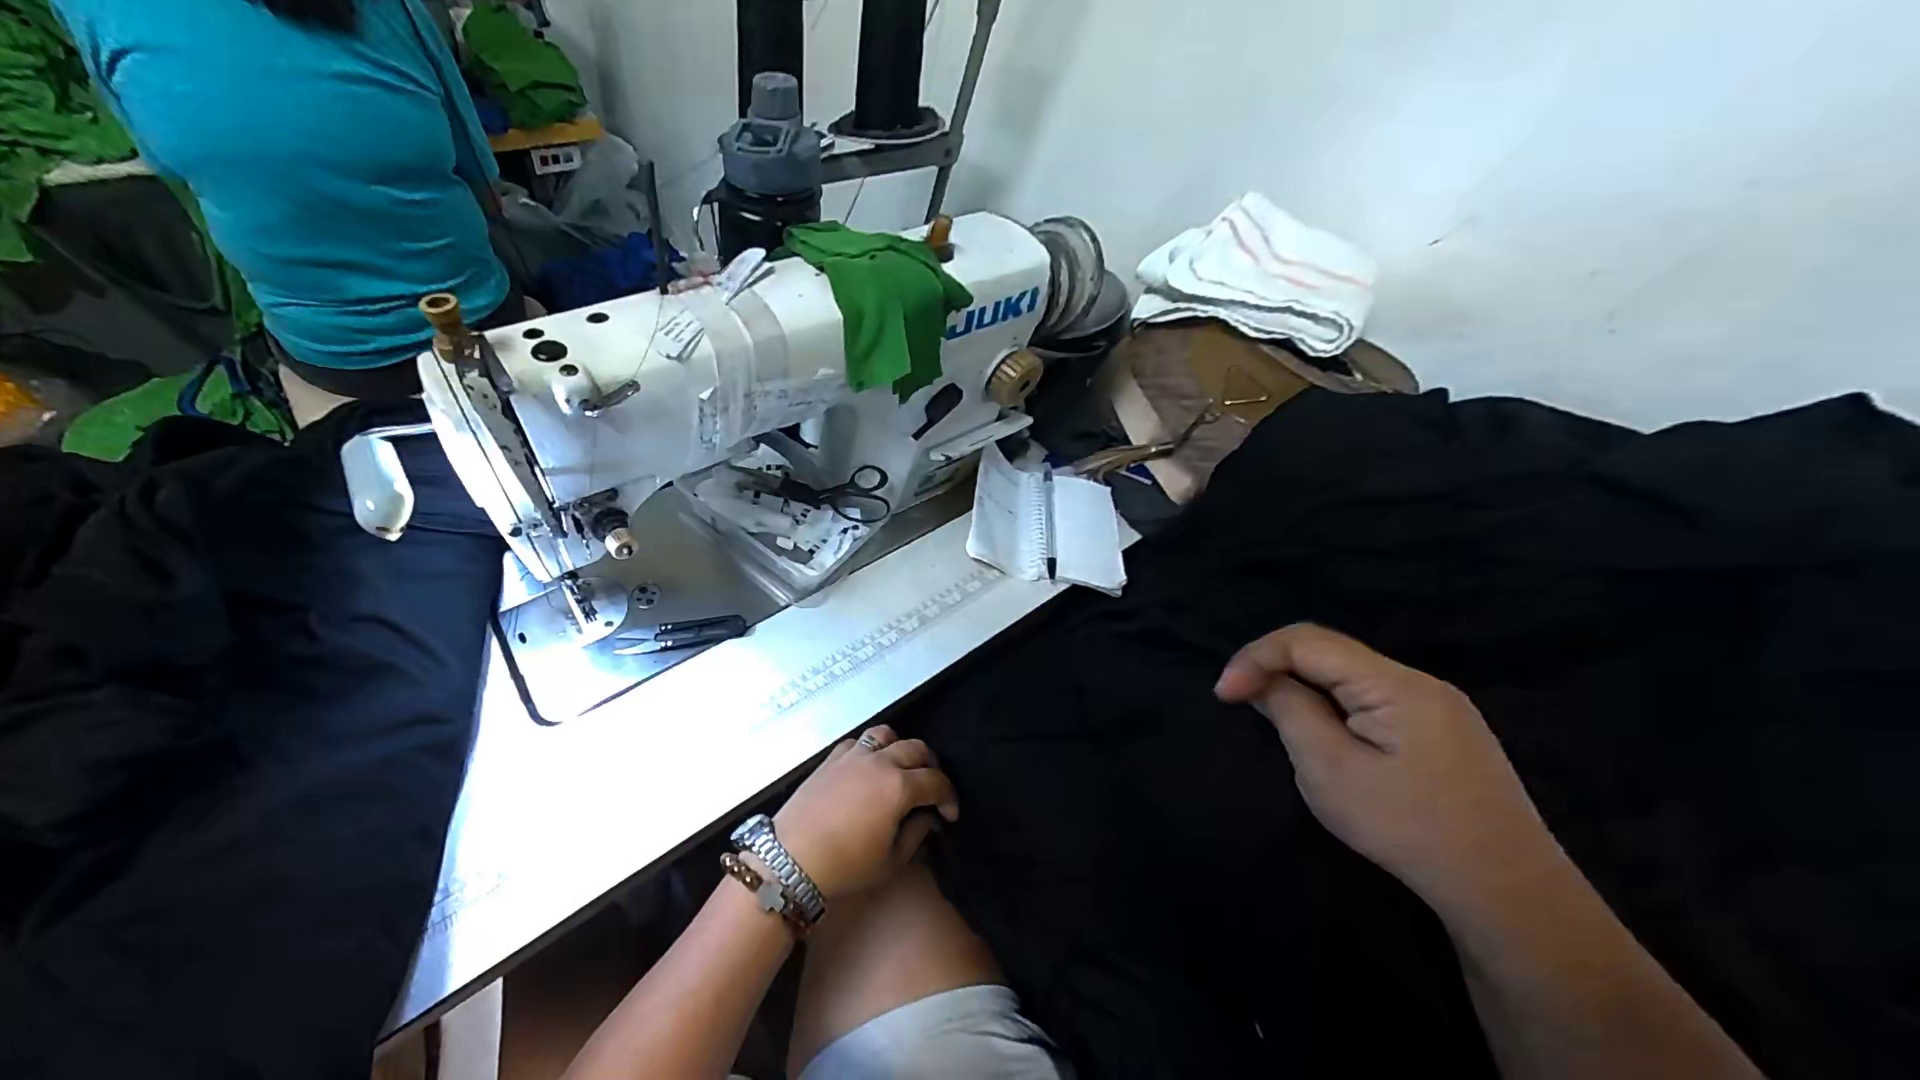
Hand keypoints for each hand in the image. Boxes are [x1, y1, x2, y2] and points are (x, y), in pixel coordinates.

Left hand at [774, 725, 959, 900]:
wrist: (791, 858)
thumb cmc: (845, 865)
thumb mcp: (891, 861)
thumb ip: (917, 833)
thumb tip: (928, 818)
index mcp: (900, 787)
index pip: (937, 782)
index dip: (949, 797)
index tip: (949, 815)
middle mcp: (880, 762)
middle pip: (917, 749)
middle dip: (931, 768)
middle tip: (930, 790)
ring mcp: (854, 756)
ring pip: (886, 734)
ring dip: (900, 748)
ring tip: (900, 768)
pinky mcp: (831, 758)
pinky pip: (857, 742)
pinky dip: (869, 749)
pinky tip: (866, 768)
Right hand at [1214, 624, 1565, 911]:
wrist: (1506, 891)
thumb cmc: (1407, 829)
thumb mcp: (1330, 770)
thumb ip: (1290, 711)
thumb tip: (1265, 682)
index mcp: (1395, 684)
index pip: (1307, 641)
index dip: (1256, 658)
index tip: (1223, 695)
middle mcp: (1420, 681)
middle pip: (1330, 652)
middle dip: (1276, 669)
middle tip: (1240, 701)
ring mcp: (1438, 706)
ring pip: (1350, 675)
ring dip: (1303, 686)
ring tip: (1273, 715)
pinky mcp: (1444, 731)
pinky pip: (1372, 698)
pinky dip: (1332, 703)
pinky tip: (1324, 732)